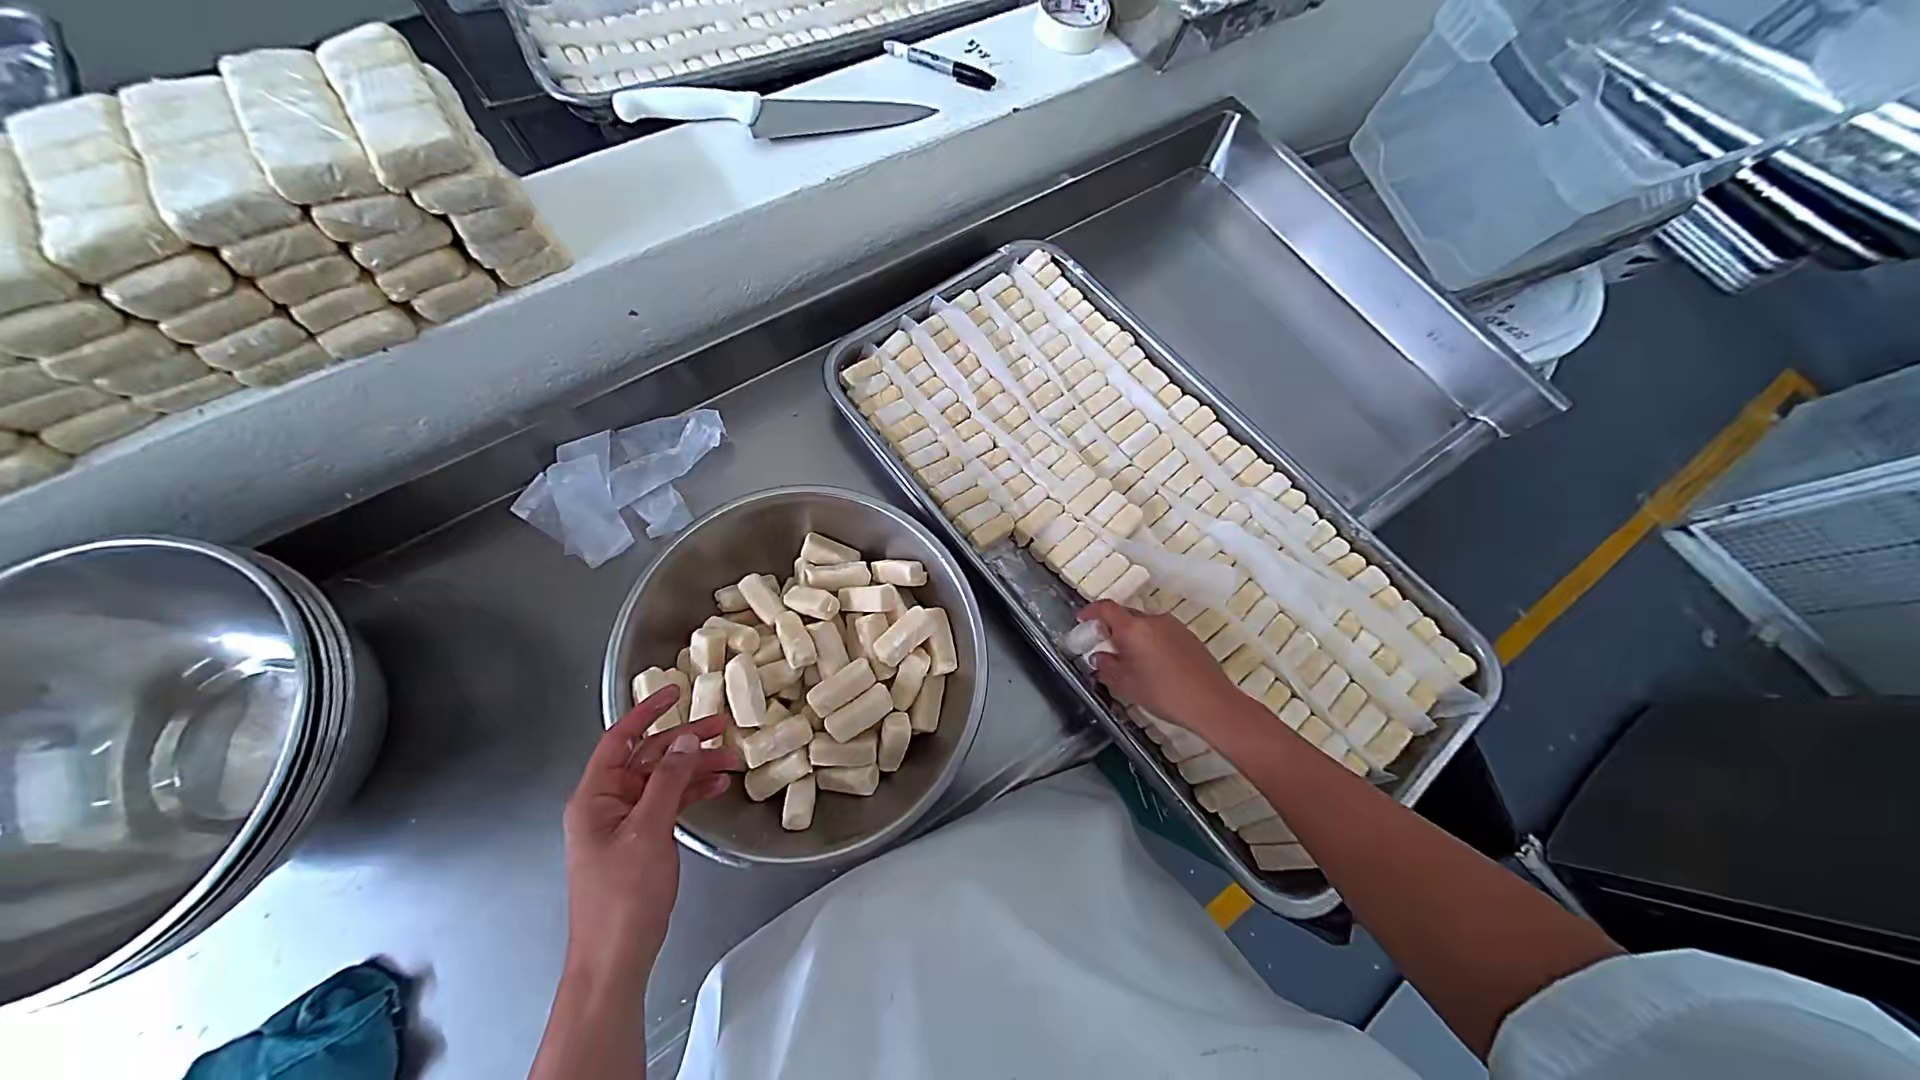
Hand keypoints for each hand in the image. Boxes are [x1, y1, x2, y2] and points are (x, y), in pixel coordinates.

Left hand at [561, 688, 737, 983]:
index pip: (619, 740)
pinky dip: (693, 792)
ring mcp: (626, 822)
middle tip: (721, 727)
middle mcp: (608, 804)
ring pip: (664, 780)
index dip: (646, 713)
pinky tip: (717, 786)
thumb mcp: (648, 830)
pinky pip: (670, 803)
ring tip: (730, 758)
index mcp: (595, 797)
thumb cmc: (622, 896)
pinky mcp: (643, 838)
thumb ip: (668, 782)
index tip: (674, 691)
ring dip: (695, 768)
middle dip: (684, 742)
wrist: (616, 956)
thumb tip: (685, 740)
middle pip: (649, 758)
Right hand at [1078, 600, 1245, 736]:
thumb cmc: (1163, 693)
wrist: (1211, 703)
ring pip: (1145, 625)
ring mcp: (1174, 626)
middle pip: (1126, 615)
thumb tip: (1099, 656)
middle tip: (1105, 647)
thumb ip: (1106, 666)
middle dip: (1112, 628)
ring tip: (1132, 661)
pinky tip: (1155, 666)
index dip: (1090, 611)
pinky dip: (1151, 642)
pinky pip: (1162, 633)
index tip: (1082, 620)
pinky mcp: (1189, 637)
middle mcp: (1153, 620)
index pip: (1106, 608)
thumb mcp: (1125, 684)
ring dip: (1133, 636)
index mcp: (1133, 628)